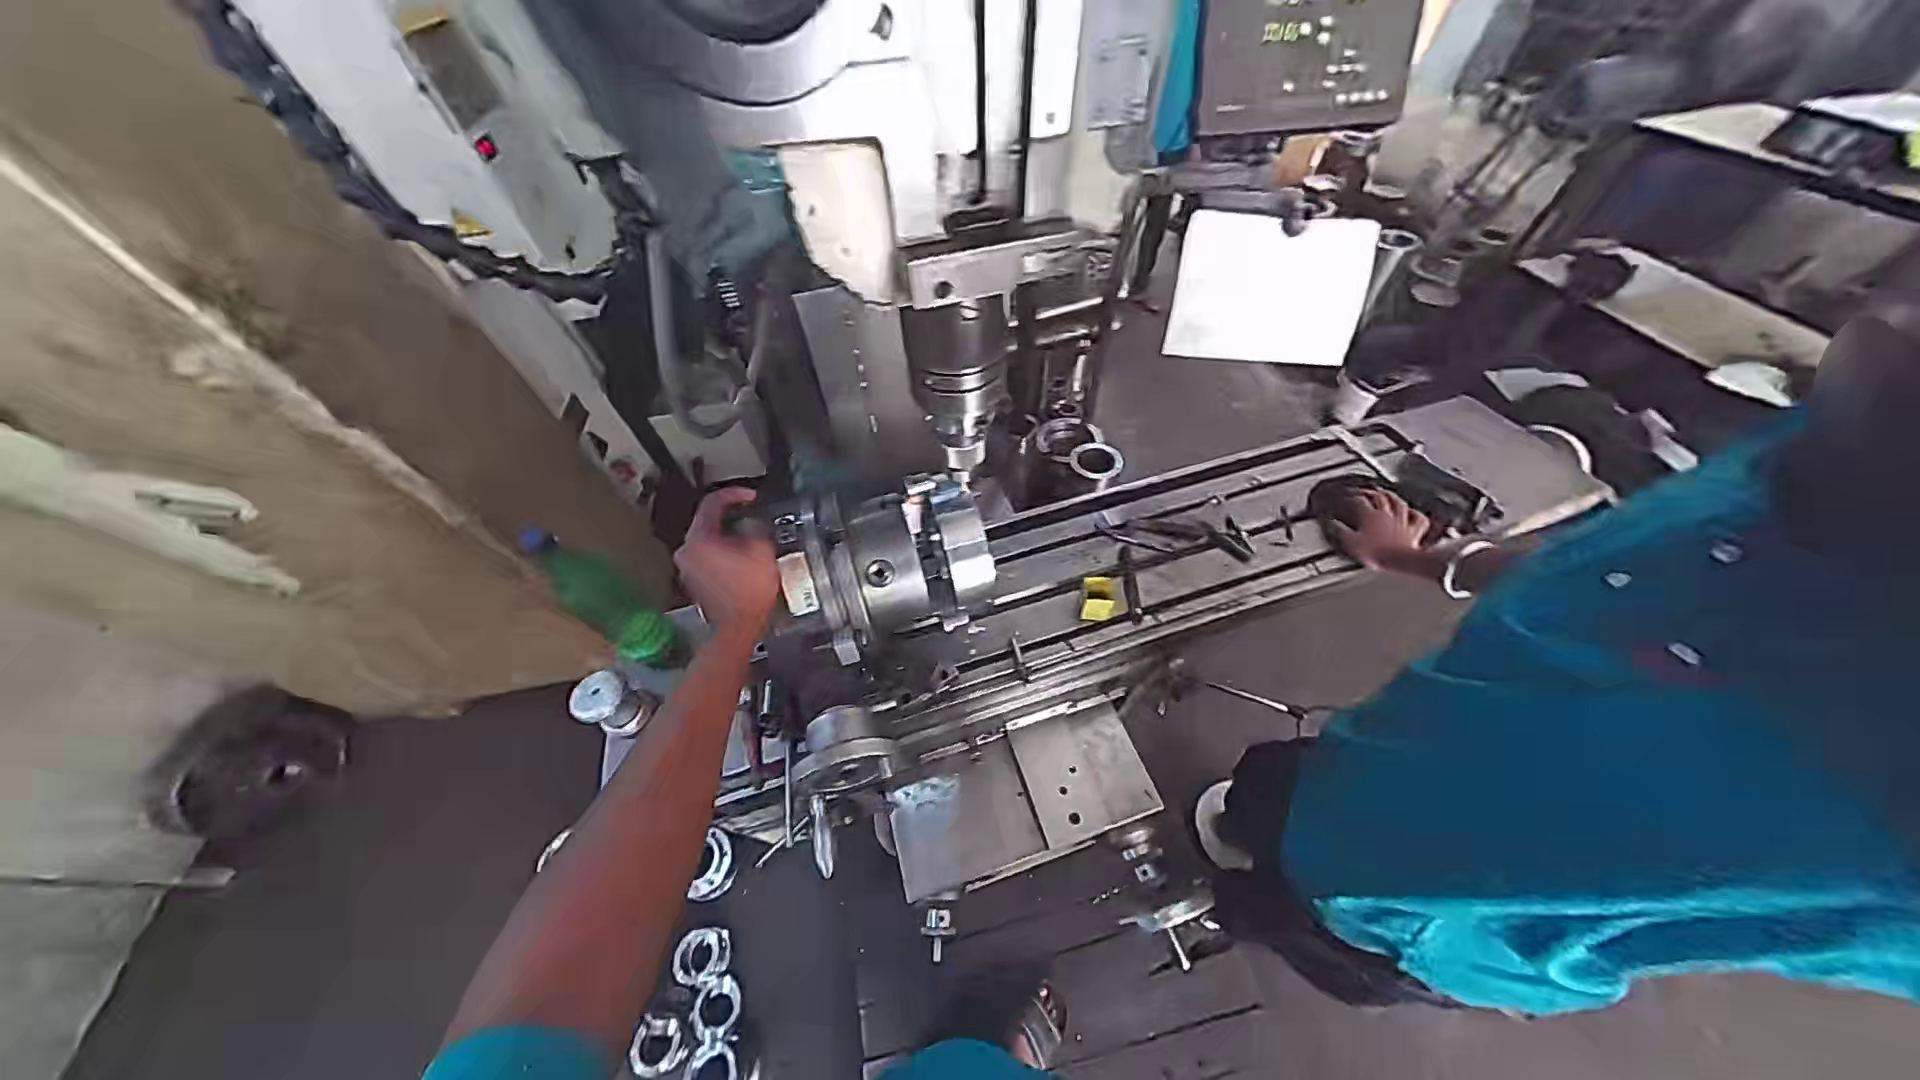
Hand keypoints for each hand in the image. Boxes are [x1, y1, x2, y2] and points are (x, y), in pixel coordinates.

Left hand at [675, 488, 779, 636]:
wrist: (739, 627)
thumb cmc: (749, 592)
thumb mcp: (762, 550)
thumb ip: (755, 527)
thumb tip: (751, 522)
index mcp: (699, 539)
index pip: (712, 503)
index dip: (734, 494)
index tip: (750, 495)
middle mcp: (687, 551)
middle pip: (708, 521)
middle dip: (733, 517)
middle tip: (753, 518)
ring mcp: (688, 567)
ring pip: (709, 540)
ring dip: (729, 536)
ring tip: (752, 542)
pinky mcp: (694, 580)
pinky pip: (708, 556)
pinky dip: (724, 553)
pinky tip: (743, 560)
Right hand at [1324, 489, 1431, 570]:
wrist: (1400, 561)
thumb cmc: (1376, 554)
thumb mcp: (1351, 543)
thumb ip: (1340, 531)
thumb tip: (1331, 523)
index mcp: (1370, 517)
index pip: (1360, 501)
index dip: (1353, 497)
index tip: (1348, 497)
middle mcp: (1387, 515)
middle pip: (1379, 497)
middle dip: (1371, 492)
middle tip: (1366, 490)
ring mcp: (1402, 522)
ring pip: (1398, 503)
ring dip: (1391, 496)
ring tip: (1386, 492)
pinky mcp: (1414, 531)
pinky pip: (1417, 519)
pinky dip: (1414, 513)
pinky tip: (1412, 512)